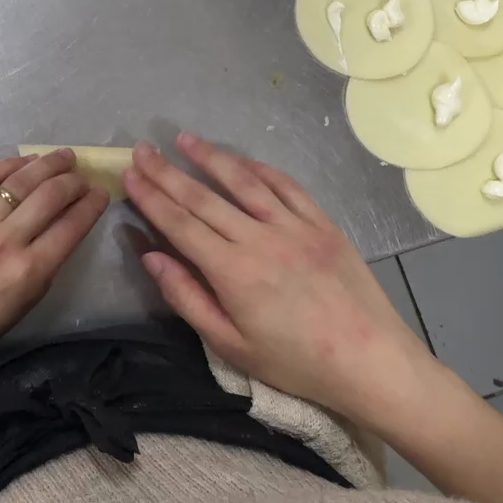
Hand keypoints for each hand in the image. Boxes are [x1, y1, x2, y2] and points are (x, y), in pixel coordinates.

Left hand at [0, 149, 106, 483]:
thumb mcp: (30, 298)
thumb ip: (50, 259)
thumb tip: (67, 221)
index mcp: (30, 270)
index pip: (72, 225)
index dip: (92, 204)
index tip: (101, 192)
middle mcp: (6, 241)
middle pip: (50, 196)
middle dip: (73, 181)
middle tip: (82, 175)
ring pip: (19, 181)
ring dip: (47, 164)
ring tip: (63, 156)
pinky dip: (9, 165)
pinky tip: (26, 160)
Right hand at [123, 132, 436, 429]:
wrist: (373, 363)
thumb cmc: (295, 363)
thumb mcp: (230, 345)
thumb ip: (187, 297)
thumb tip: (152, 257)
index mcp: (232, 271)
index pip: (180, 224)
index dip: (151, 198)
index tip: (129, 175)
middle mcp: (260, 239)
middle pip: (203, 197)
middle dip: (167, 172)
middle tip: (142, 149)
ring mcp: (295, 227)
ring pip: (244, 182)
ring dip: (211, 157)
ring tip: (184, 139)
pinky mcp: (323, 224)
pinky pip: (287, 187)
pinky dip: (260, 170)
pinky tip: (242, 161)